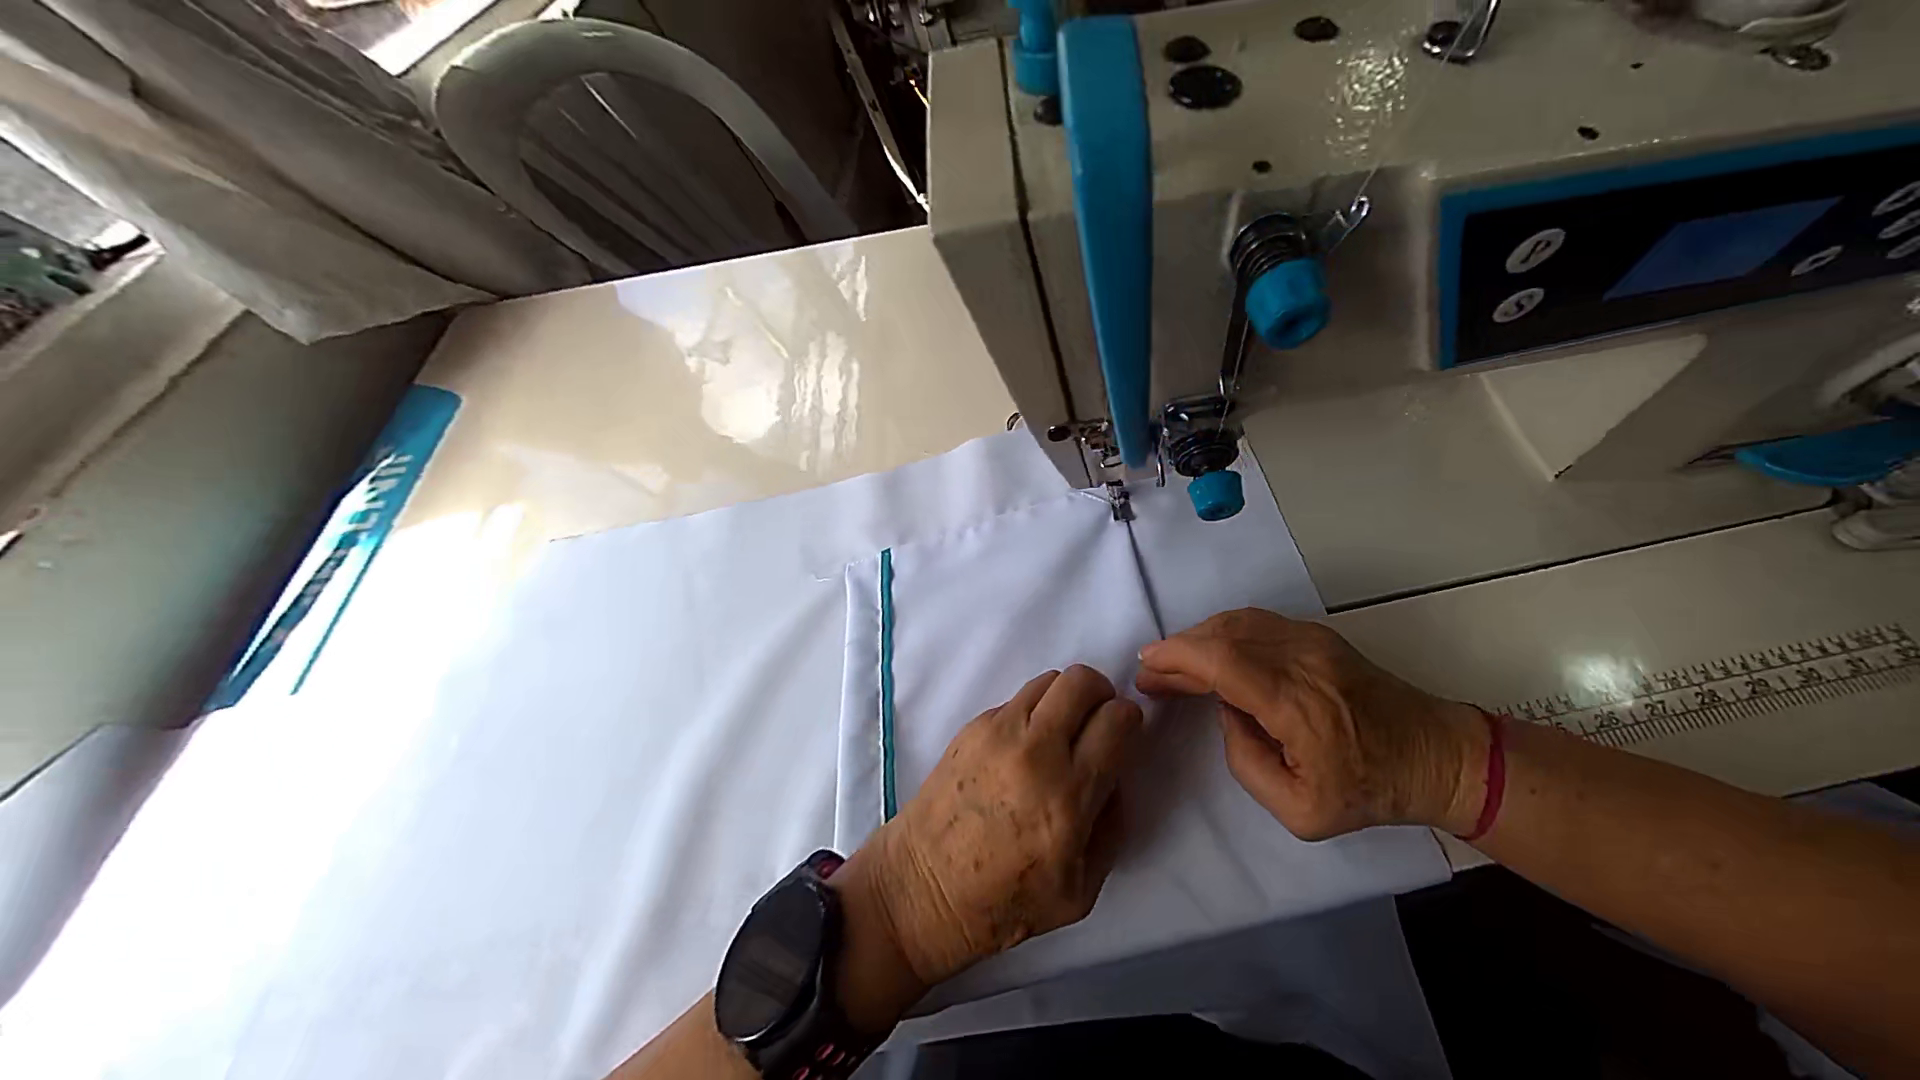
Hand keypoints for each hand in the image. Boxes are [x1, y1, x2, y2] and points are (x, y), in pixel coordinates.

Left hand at [846, 666, 1143, 994]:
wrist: (924, 886)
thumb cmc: (1005, 900)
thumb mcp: (1081, 889)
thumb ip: (1110, 827)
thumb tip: (1112, 778)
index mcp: (1069, 794)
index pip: (1116, 720)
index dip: (1130, 720)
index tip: (1125, 732)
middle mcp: (1035, 751)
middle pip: (1081, 680)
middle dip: (1100, 693)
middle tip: (1097, 720)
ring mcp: (998, 733)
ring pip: (1048, 680)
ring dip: (1065, 698)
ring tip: (1060, 731)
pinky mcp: (971, 729)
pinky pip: (1015, 700)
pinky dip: (1031, 713)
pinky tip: (1022, 748)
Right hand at [1135, 609, 1487, 839]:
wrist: (1436, 756)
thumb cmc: (1369, 790)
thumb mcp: (1299, 811)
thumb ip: (1245, 761)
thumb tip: (1227, 713)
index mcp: (1296, 704)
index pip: (1222, 660)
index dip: (1177, 659)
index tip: (1147, 671)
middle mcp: (1302, 660)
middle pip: (1222, 635)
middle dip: (1177, 650)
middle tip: (1151, 673)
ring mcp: (1312, 641)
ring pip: (1236, 622)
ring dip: (1196, 638)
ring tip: (1173, 664)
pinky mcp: (1317, 636)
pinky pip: (1255, 622)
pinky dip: (1220, 632)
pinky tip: (1208, 651)